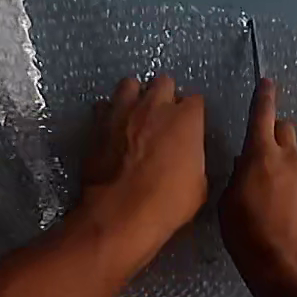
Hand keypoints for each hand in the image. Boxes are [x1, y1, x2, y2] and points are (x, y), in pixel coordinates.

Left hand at [71, 75, 206, 281]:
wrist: (121, 214)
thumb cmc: (167, 203)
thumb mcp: (198, 186)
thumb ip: (195, 160)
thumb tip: (189, 159)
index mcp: (186, 119)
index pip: (196, 101)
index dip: (193, 114)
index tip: (191, 127)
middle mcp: (154, 106)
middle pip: (163, 82)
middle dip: (165, 95)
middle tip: (165, 116)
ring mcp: (122, 112)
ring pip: (130, 84)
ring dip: (136, 96)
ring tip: (137, 114)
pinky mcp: (98, 125)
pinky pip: (104, 106)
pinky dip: (110, 113)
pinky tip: (114, 129)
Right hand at [222, 78, 296, 296]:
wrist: (287, 265)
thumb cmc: (247, 234)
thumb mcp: (228, 204)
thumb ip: (237, 177)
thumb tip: (245, 164)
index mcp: (261, 155)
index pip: (262, 115)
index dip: (263, 97)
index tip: (267, 83)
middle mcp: (288, 158)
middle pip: (285, 129)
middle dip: (273, 133)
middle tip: (260, 152)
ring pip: (293, 157)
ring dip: (282, 164)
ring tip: (269, 193)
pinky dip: (291, 186)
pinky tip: (283, 210)